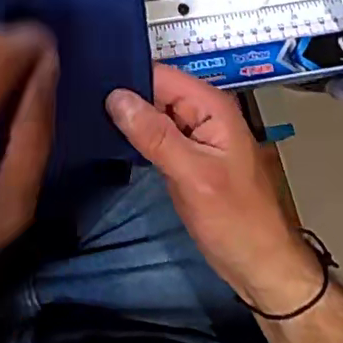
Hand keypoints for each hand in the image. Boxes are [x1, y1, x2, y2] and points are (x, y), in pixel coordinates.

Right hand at [106, 65, 323, 313]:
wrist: (260, 267)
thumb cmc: (235, 220)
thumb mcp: (192, 175)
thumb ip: (154, 135)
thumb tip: (116, 96)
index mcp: (211, 105)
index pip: (160, 75)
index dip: (126, 76)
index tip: (87, 83)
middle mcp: (202, 111)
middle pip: (154, 90)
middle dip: (123, 96)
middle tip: (82, 104)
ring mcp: (193, 134)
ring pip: (151, 112)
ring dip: (126, 117)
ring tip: (88, 118)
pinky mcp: (184, 154)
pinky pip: (155, 134)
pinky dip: (135, 136)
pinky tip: (109, 139)